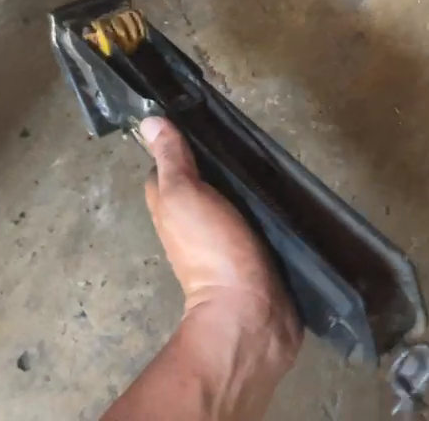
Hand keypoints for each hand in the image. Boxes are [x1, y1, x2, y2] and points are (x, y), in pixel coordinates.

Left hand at [137, 116, 300, 356]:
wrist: (251, 312)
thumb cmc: (211, 248)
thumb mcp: (183, 194)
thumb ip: (171, 160)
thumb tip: (148, 120)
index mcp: (168, 204)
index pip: (167, 163)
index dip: (179, 140)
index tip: (201, 114)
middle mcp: (190, 218)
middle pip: (199, 176)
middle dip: (215, 156)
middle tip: (241, 130)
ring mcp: (222, 234)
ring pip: (228, 193)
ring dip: (242, 178)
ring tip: (264, 150)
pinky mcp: (253, 246)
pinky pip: (254, 213)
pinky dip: (261, 200)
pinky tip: (279, 185)